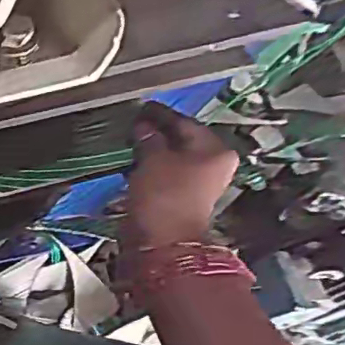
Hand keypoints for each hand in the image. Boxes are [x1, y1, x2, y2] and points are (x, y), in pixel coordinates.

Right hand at [124, 102, 238, 248]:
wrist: (162, 238)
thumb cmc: (164, 194)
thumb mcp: (154, 160)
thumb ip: (149, 138)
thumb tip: (143, 125)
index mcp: (215, 150)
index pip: (185, 123)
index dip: (162, 114)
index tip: (143, 107)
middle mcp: (212, 164)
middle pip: (181, 141)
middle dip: (157, 133)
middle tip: (134, 124)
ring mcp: (196, 182)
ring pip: (171, 157)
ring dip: (151, 150)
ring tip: (129, 142)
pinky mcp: (179, 196)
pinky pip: (163, 173)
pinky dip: (148, 166)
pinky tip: (132, 163)